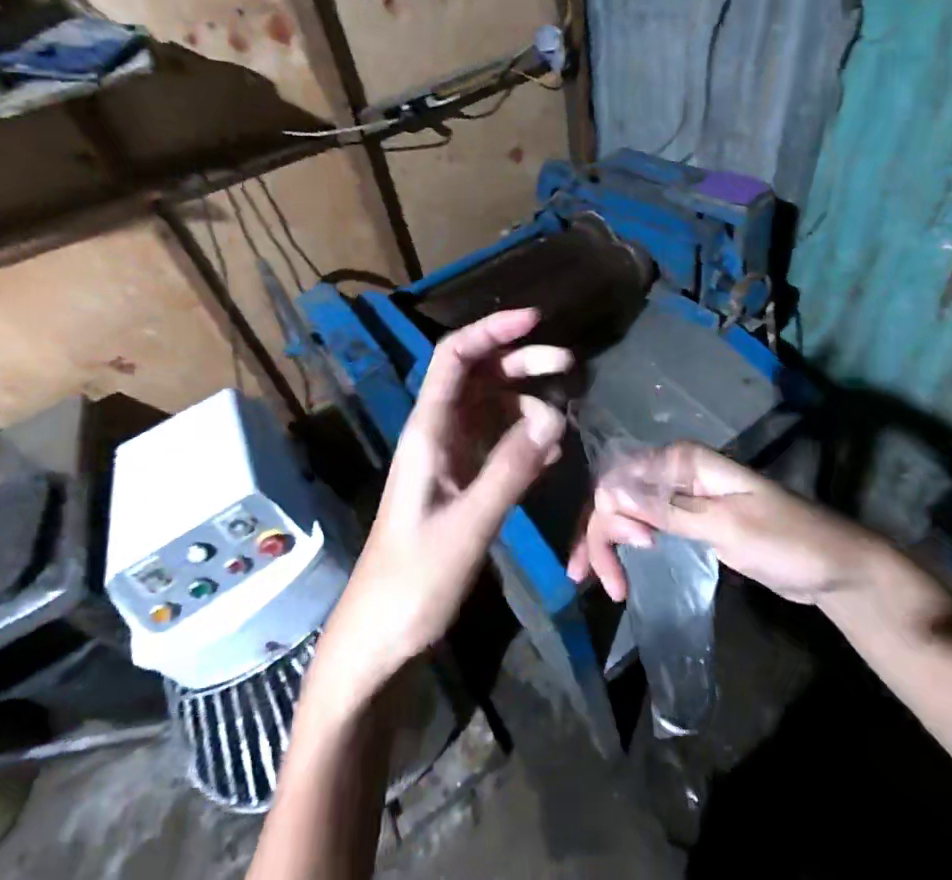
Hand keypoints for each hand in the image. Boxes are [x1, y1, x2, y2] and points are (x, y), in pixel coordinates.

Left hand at [315, 309, 570, 705]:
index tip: (536, 319)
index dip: (490, 331)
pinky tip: (551, 450)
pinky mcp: (461, 486)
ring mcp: (449, 461)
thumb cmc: (415, 579)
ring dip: (526, 401)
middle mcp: (436, 436)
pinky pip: (496, 446)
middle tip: (569, 367)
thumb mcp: (469, 523)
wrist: (382, 632)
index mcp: (426, 433)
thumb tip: (554, 414)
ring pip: (490, 410)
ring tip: (567, 412)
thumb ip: (511, 467)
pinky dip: (524, 439)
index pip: (453, 359)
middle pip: (477, 378)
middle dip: (519, 361)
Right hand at [568, 442, 880, 603]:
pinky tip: (614, 572)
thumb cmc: (787, 541)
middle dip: (600, 537)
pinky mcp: (686, 524)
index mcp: (684, 462)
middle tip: (600, 583)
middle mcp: (674, 474)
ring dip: (605, 546)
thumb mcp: (726, 526)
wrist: (834, 569)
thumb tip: (608, 491)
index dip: (613, 512)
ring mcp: (679, 499)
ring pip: (624, 516)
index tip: (636, 548)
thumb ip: (666, 509)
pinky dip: (624, 551)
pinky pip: (642, 530)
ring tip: (604, 586)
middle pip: (617, 499)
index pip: (622, 478)